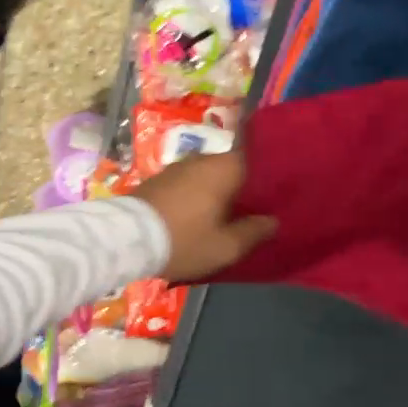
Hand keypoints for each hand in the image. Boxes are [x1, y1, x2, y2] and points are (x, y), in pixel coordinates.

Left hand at [131, 151, 277, 282]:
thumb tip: (273, 220)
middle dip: (244, 186)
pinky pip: (190, 182)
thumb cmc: (183, 240)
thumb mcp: (224, 247)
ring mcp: (177, 167)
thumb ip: (253, 232)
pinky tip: (203, 212)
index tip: (281, 192)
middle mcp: (201, 159)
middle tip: (260, 207)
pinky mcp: (159, 179)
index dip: (270, 176)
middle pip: (231, 168)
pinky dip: (200, 194)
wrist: (125, 238)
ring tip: (232, 213)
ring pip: (209, 175)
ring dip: (220, 191)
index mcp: (222, 168)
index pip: (256, 160)